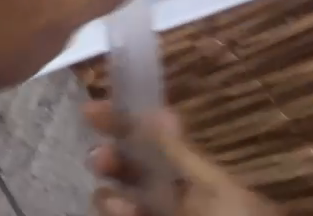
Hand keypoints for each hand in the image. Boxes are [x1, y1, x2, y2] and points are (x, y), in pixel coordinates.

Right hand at [85, 102, 283, 215]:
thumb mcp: (221, 193)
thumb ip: (183, 153)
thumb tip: (158, 107)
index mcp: (199, 182)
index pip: (152, 142)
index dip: (121, 122)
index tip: (90, 110)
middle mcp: (177, 200)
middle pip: (129, 168)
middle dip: (109, 159)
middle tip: (101, 161)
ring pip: (117, 198)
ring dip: (110, 195)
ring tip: (120, 206)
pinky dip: (113, 213)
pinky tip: (119, 215)